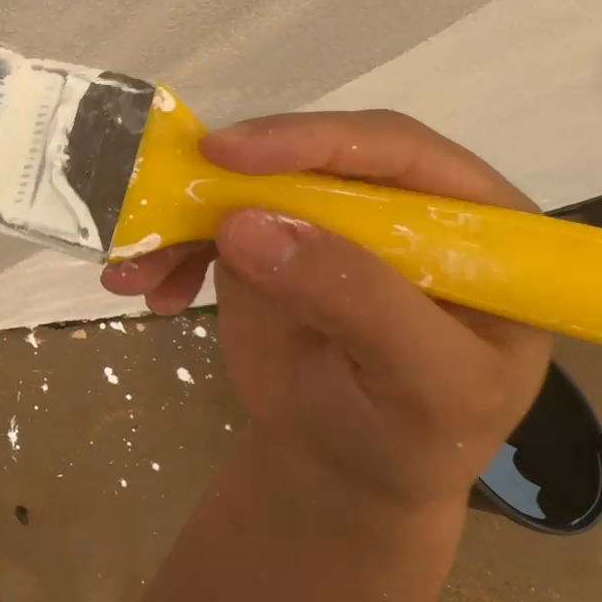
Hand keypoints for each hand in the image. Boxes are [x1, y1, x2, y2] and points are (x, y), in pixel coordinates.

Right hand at [100, 110, 552, 511]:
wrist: (334, 461)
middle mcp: (389, 209)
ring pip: (234, 188)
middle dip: (221, 180)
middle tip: (159, 195)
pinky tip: (147, 290)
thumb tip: (244, 223)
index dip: (313, 140)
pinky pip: (198, 223)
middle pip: (300, 159)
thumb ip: (356, 299)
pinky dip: (162, 250)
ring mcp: (316, 222)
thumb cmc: (405, 433)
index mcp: (467, 227)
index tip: (226, 153)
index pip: (397, 152)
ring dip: (172, 221)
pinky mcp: (256, 240)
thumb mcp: (419, 382)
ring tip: (134, 271)